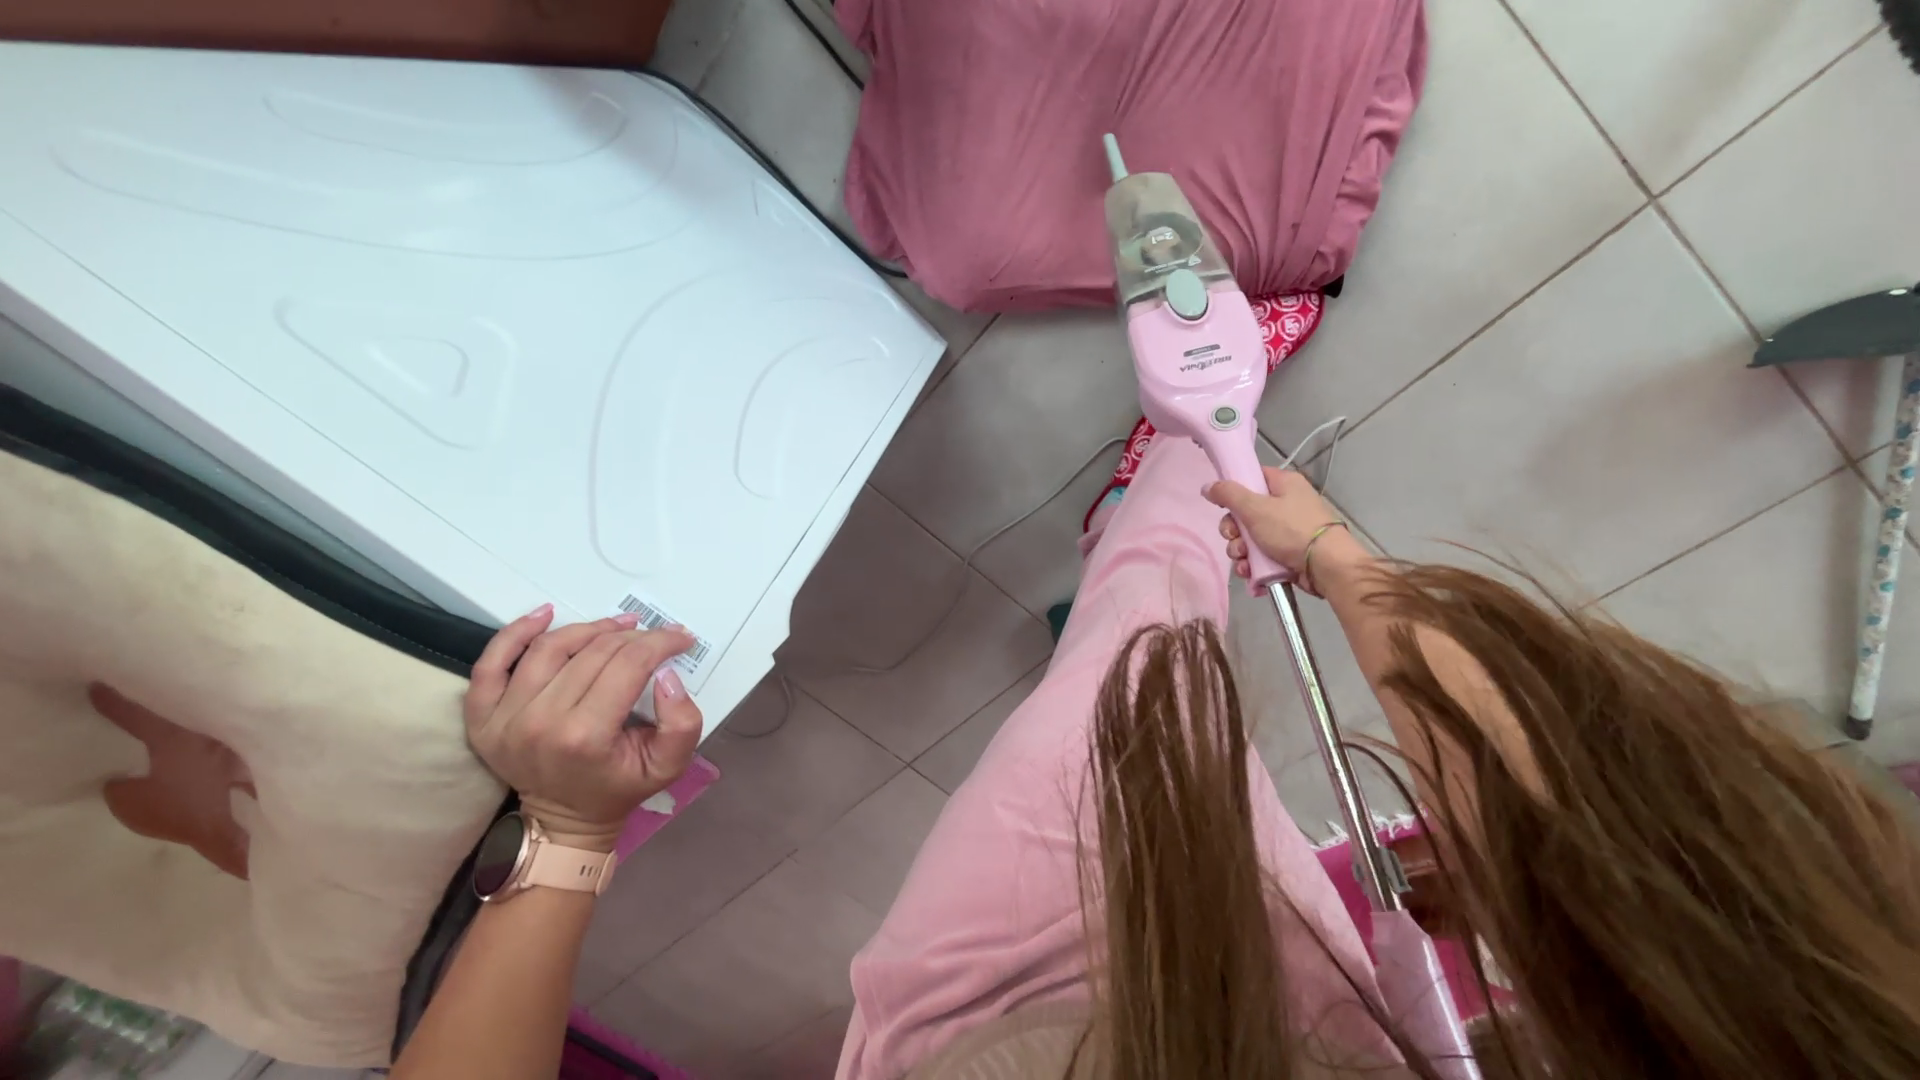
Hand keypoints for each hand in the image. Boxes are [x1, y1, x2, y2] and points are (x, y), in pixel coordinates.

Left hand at [464, 605, 704, 851]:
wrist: (564, 820)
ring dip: (589, 628)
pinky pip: (491, 663)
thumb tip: (666, 674)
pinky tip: (545, 615)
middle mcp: (540, 722)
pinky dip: (515, 632)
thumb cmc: (619, 789)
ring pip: (550, 648)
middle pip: (594, 652)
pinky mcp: (482, 716)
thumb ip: (682, 722)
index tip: (681, 637)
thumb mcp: (669, 766)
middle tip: (654, 636)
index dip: (661, 643)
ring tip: (616, 626)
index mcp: (586, 736)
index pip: (628, 665)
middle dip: (634, 636)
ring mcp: (505, 718)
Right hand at [1203, 467, 1363, 590]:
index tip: (1224, 506)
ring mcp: (1287, 530)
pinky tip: (1249, 572)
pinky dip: (1252, 564)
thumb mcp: (1255, 508)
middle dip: (1234, 531)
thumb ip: (1228, 495)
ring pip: (1250, 538)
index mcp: (1283, 484)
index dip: (1234, 491)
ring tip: (1244, 561)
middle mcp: (1286, 504)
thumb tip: (1207, 487)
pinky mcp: (1288, 553)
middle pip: (1245, 513)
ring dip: (1240, 551)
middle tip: (1235, 539)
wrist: (1328, 566)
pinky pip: (1261, 556)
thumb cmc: (1292, 530)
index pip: (1252, 478)